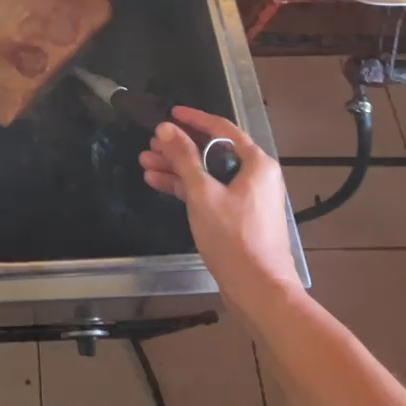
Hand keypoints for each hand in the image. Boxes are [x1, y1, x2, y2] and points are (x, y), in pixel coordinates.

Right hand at [140, 107, 301, 310]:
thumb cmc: (234, 237)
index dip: (193, 118)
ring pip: (207, 172)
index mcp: (255, 162)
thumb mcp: (203, 193)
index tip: (169, 113)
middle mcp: (255, 175)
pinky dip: (186, 187)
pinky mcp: (237, 216)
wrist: (260, 292)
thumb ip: (183, 157)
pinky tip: (158, 182)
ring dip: (177, 167)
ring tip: (145, 162)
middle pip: (211, 150)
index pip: (221, 128)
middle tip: (151, 144)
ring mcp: (246, 197)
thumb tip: (165, 127)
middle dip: (178, 147)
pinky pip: (209, 191)